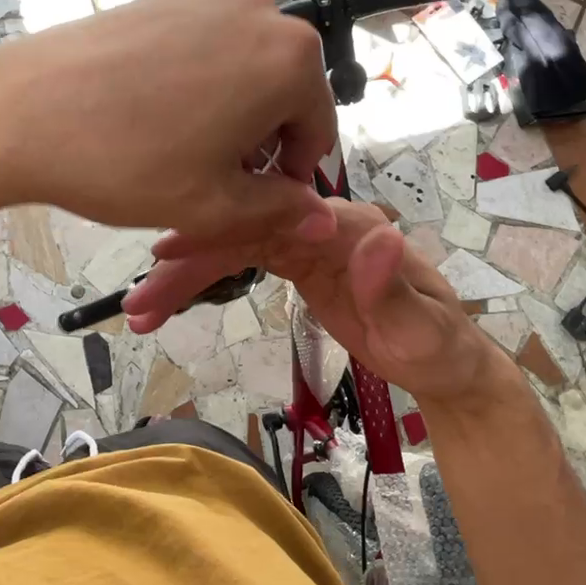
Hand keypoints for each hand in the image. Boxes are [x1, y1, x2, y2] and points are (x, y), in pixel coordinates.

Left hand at [0, 0, 340, 243]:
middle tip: (204, 180)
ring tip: (173, 150)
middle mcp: (261, 12)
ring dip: (225, 114)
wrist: (21, 111)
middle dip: (255, 142)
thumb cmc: (128, 162)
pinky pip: (202, 50)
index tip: (245, 203)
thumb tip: (322, 218)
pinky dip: (192, 85)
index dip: (286, 179)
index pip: (317, 132)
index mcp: (291, 59)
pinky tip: (147, 116)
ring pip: (242, 71)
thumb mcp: (213, 206)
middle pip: (281, 95)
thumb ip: (280, 211)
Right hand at [121, 200, 495, 402]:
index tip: (166, 254)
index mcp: (345, 227)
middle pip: (239, 230)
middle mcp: (318, 223)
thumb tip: (377, 238)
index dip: (216, 233)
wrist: (446, 364)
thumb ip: (394, 289)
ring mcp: (304, 241)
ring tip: (141, 310)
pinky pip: (239, 261)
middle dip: (186, 264)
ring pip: (231, 245)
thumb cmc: (439, 350)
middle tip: (138, 302)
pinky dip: (204, 280)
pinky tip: (172, 297)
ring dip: (185, 276)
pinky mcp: (295, 262)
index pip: (268, 219)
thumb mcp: (424, 331)